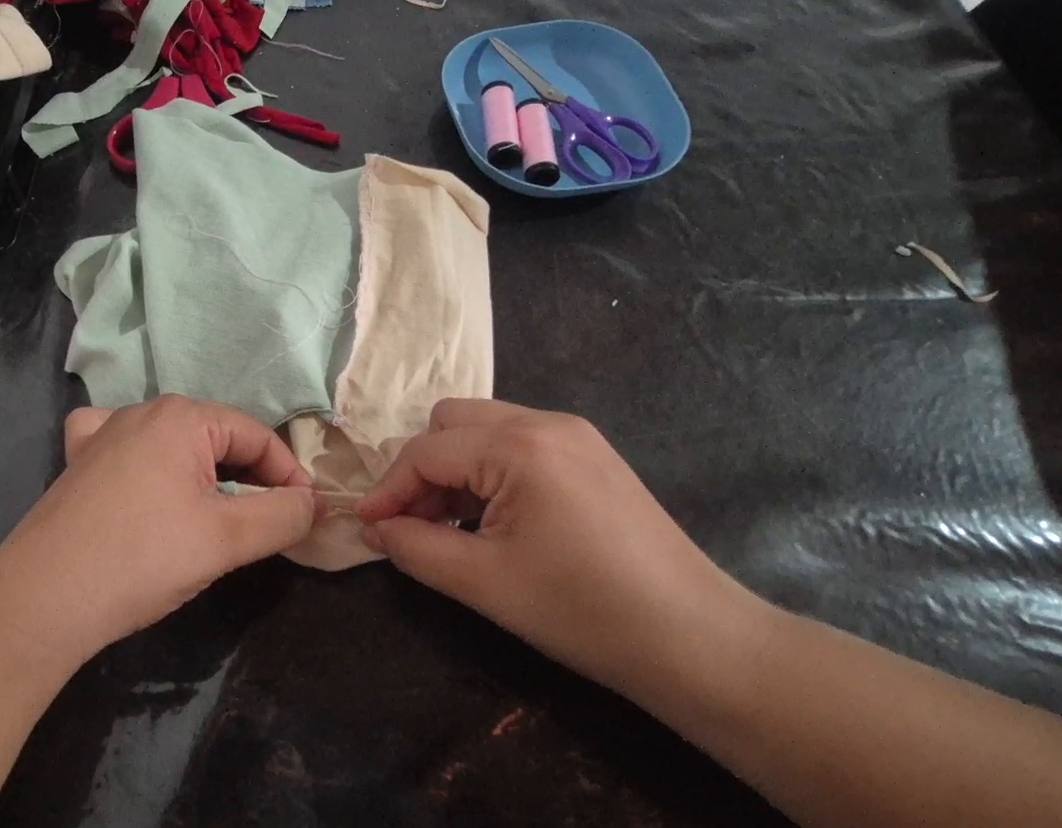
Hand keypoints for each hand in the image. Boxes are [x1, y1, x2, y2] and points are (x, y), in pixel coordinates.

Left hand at [0, 396, 317, 666]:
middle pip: (217, 438)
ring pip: (175, 445)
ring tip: (216, 518)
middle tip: (264, 525)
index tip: (303, 516)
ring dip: (205, 476)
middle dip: (249, 478)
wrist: (41, 600)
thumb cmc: (143, 559)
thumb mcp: (226, 539)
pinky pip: (126, 446)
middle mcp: (142, 412)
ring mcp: (103, 434)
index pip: (257, 436)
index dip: (288, 475)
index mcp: (182, 417)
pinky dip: (149, 462)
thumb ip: (281, 516)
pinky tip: (146, 483)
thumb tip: (313, 503)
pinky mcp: (77, 463)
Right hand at [356, 399, 767, 700]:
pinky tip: (497, 523)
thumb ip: (416, 549)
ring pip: (486, 430)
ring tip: (454, 530)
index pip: (427, 450)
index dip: (389, 489)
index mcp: (518, 445)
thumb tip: (375, 531)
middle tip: (415, 525)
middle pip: (453, 421)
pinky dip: (491, 474)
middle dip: (423, 469)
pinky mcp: (593, 456)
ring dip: (456, 471)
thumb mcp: (484, 583)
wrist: (696, 639)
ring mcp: (576, 435)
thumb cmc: (583, 611)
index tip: (366, 528)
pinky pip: (520, 445)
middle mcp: (546, 422)